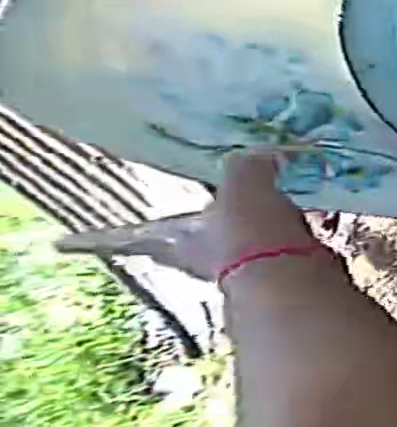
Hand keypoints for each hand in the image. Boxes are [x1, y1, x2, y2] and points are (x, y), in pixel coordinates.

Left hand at [57, 151, 314, 279]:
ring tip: (259, 213)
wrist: (293, 274)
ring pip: (233, 243)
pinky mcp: (280, 268)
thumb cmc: (248, 234)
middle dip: (179, 236)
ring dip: (243, 231)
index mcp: (172, 239)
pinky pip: (279, 243)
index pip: (124, 237)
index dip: (95, 239)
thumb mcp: (243, 189)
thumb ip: (247, 167)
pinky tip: (304, 222)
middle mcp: (198, 256)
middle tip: (175, 229)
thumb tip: (258, 152)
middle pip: (178, 244)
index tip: (61, 244)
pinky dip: (288, 233)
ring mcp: (240, 265)